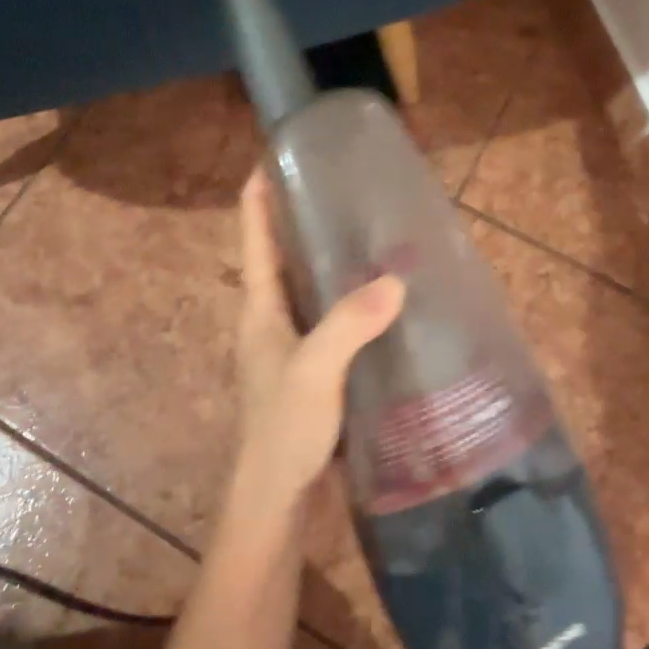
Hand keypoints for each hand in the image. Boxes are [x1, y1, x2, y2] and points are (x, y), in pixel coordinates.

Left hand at [232, 169, 405, 509]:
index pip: (254, 235)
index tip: (278, 152)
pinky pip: (331, 317)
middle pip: (282, 253)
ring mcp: (292, 343)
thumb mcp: (314, 373)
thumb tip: (394, 280)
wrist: (276, 497)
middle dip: (303, 216)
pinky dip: (351, 298)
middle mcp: (271, 317)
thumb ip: (348, 325)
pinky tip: (386, 298)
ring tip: (373, 229)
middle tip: (345, 184)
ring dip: (331, 257)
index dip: (260, 191)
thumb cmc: (282, 429)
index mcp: (260, 307)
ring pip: (309, 285)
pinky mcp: (315, 367)